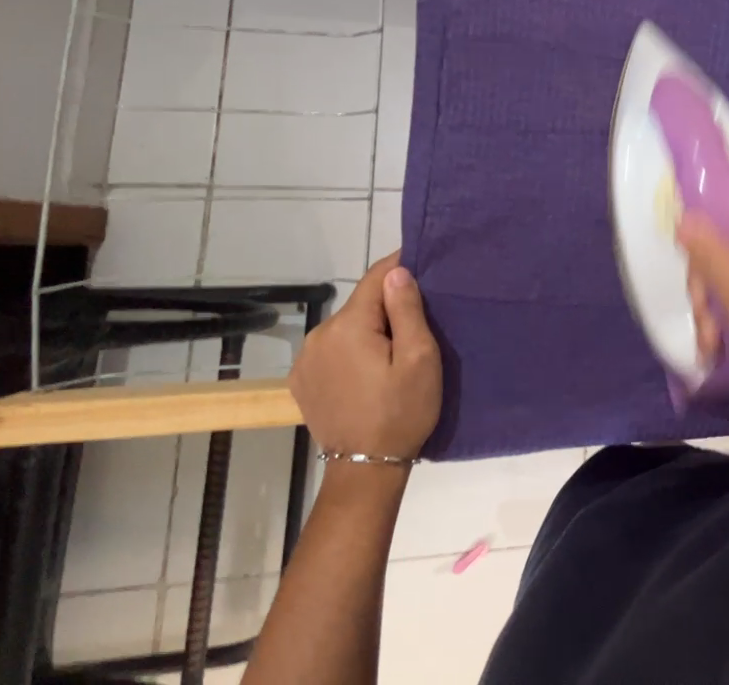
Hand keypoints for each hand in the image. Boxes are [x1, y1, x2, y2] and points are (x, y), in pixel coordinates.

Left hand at [289, 252, 441, 457]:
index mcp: (348, 326)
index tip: (425, 261)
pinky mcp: (302, 380)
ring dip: (371, 328)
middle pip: (361, 303)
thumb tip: (397, 272)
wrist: (365, 467)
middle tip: (422, 319)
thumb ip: (407, 311)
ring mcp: (305, 359)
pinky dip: (354, 348)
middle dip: (389, 304)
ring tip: (398, 348)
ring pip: (347, 326)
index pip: (375, 277)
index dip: (401, 265)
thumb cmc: (402, 411)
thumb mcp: (419, 358)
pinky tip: (371, 369)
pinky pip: (334, 348)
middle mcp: (319, 335)